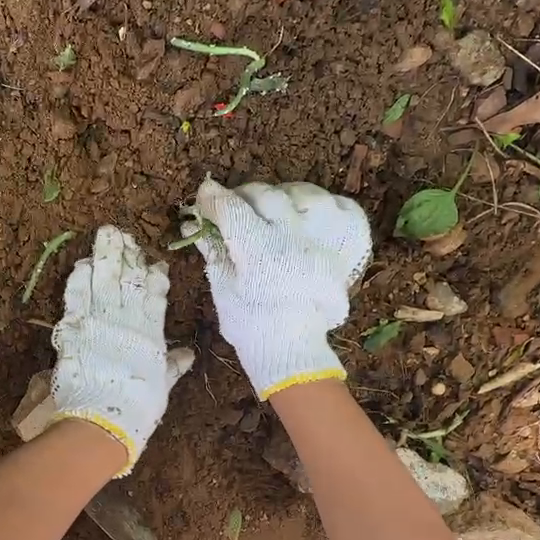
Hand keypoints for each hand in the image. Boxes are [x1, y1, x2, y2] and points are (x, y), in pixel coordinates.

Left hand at [49, 225, 193, 476]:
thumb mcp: (162, 385)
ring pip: (102, 280)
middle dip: (127, 256)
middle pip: (128, 280)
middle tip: (123, 235)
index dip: (155, 277)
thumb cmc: (136, 408)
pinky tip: (80, 265)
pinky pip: (76, 297)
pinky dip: (78, 279)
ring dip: (104, 257)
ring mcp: (99, 320)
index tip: (155, 262)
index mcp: (150, 333)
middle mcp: (126, 320)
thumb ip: (173, 366)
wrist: (102, 419)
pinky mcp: (74, 327)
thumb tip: (188, 354)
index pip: (156, 296)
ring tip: (104, 237)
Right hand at [182, 178, 371, 398]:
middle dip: (246, 195)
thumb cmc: (251, 324)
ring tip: (271, 208)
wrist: (292, 348)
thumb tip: (192, 221)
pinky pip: (341, 208)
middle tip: (235, 203)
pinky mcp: (347, 247)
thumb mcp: (224, 289)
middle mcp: (295, 240)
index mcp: (260, 254)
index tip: (205, 192)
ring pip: (305, 195)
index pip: (233, 211)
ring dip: (283, 196)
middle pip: (268, 197)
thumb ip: (214, 250)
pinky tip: (305, 216)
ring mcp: (325, 241)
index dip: (214, 198)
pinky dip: (323, 206)